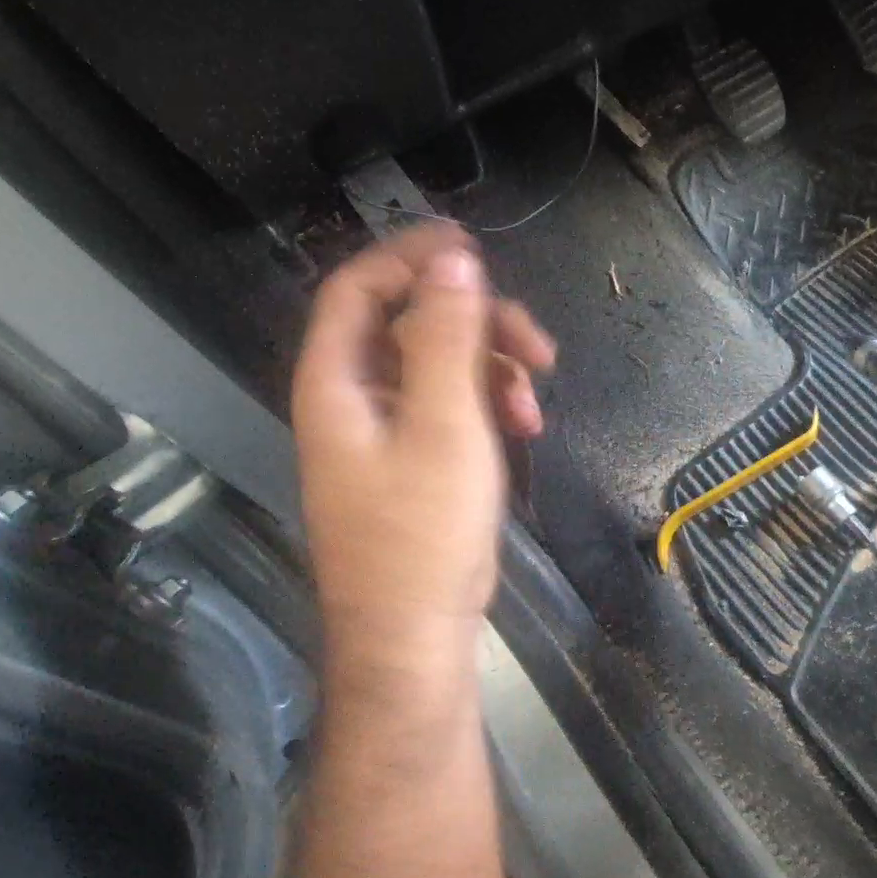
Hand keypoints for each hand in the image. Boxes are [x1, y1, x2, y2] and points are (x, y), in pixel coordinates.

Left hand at [292, 224, 555, 634]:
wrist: (415, 632)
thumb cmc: (422, 530)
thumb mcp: (446, 424)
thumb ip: (449, 336)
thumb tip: (454, 258)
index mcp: (339, 380)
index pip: (359, 288)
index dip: (409, 256)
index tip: (471, 244)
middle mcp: (355, 396)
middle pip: (412, 324)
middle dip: (480, 324)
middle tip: (537, 344)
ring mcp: (386, 429)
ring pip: (442, 364)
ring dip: (494, 368)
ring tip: (536, 402)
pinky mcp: (416, 457)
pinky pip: (453, 403)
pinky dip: (491, 403)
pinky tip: (525, 426)